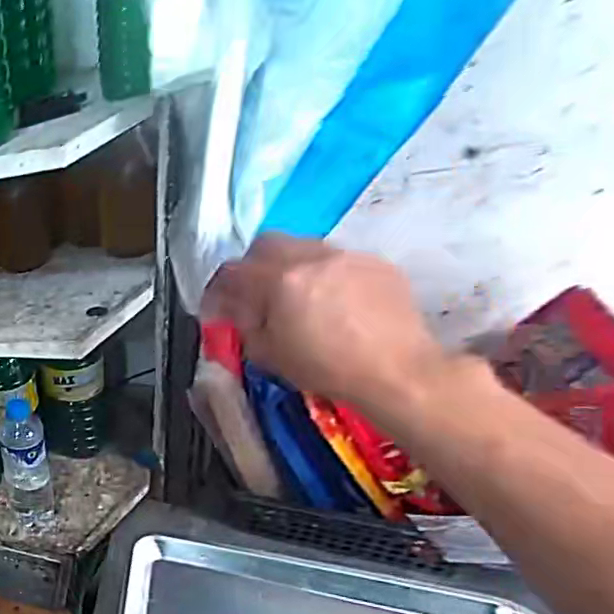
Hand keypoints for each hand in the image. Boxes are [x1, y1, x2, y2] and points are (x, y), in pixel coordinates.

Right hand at [203, 235, 453, 414]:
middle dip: (252, 265)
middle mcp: (313, 259)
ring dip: (289, 267)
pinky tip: (329, 302)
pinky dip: (323, 275)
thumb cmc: (323, 366)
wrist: (398, 371)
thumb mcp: (263, 350)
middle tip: (253, 292)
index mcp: (280, 280)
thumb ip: (242, 320)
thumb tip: (234, 307)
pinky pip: (336, 260)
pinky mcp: (378, 265)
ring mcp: (349, 258)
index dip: (216, 291)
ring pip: (303, 247)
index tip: (217, 309)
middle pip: (266, 243)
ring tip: (293, 297)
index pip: (230, 272)